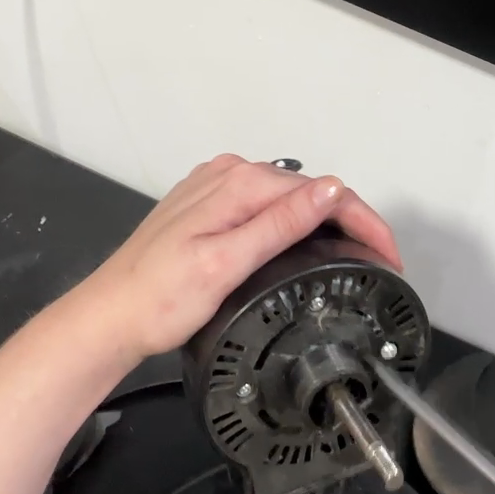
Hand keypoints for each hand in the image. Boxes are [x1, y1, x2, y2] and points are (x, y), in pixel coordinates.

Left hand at [65, 155, 401, 362]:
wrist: (106, 319)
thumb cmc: (160, 302)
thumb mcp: (226, 264)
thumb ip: (280, 223)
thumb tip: (332, 190)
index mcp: (238, 184)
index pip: (323, 192)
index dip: (364, 221)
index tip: (388, 256)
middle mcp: (229, 174)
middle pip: (310, 189)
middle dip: (352, 219)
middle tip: (379, 260)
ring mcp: (217, 185)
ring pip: (291, 194)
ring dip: (327, 218)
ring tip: (354, 253)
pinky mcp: (209, 202)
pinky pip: (268, 201)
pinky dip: (297, 218)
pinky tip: (308, 239)